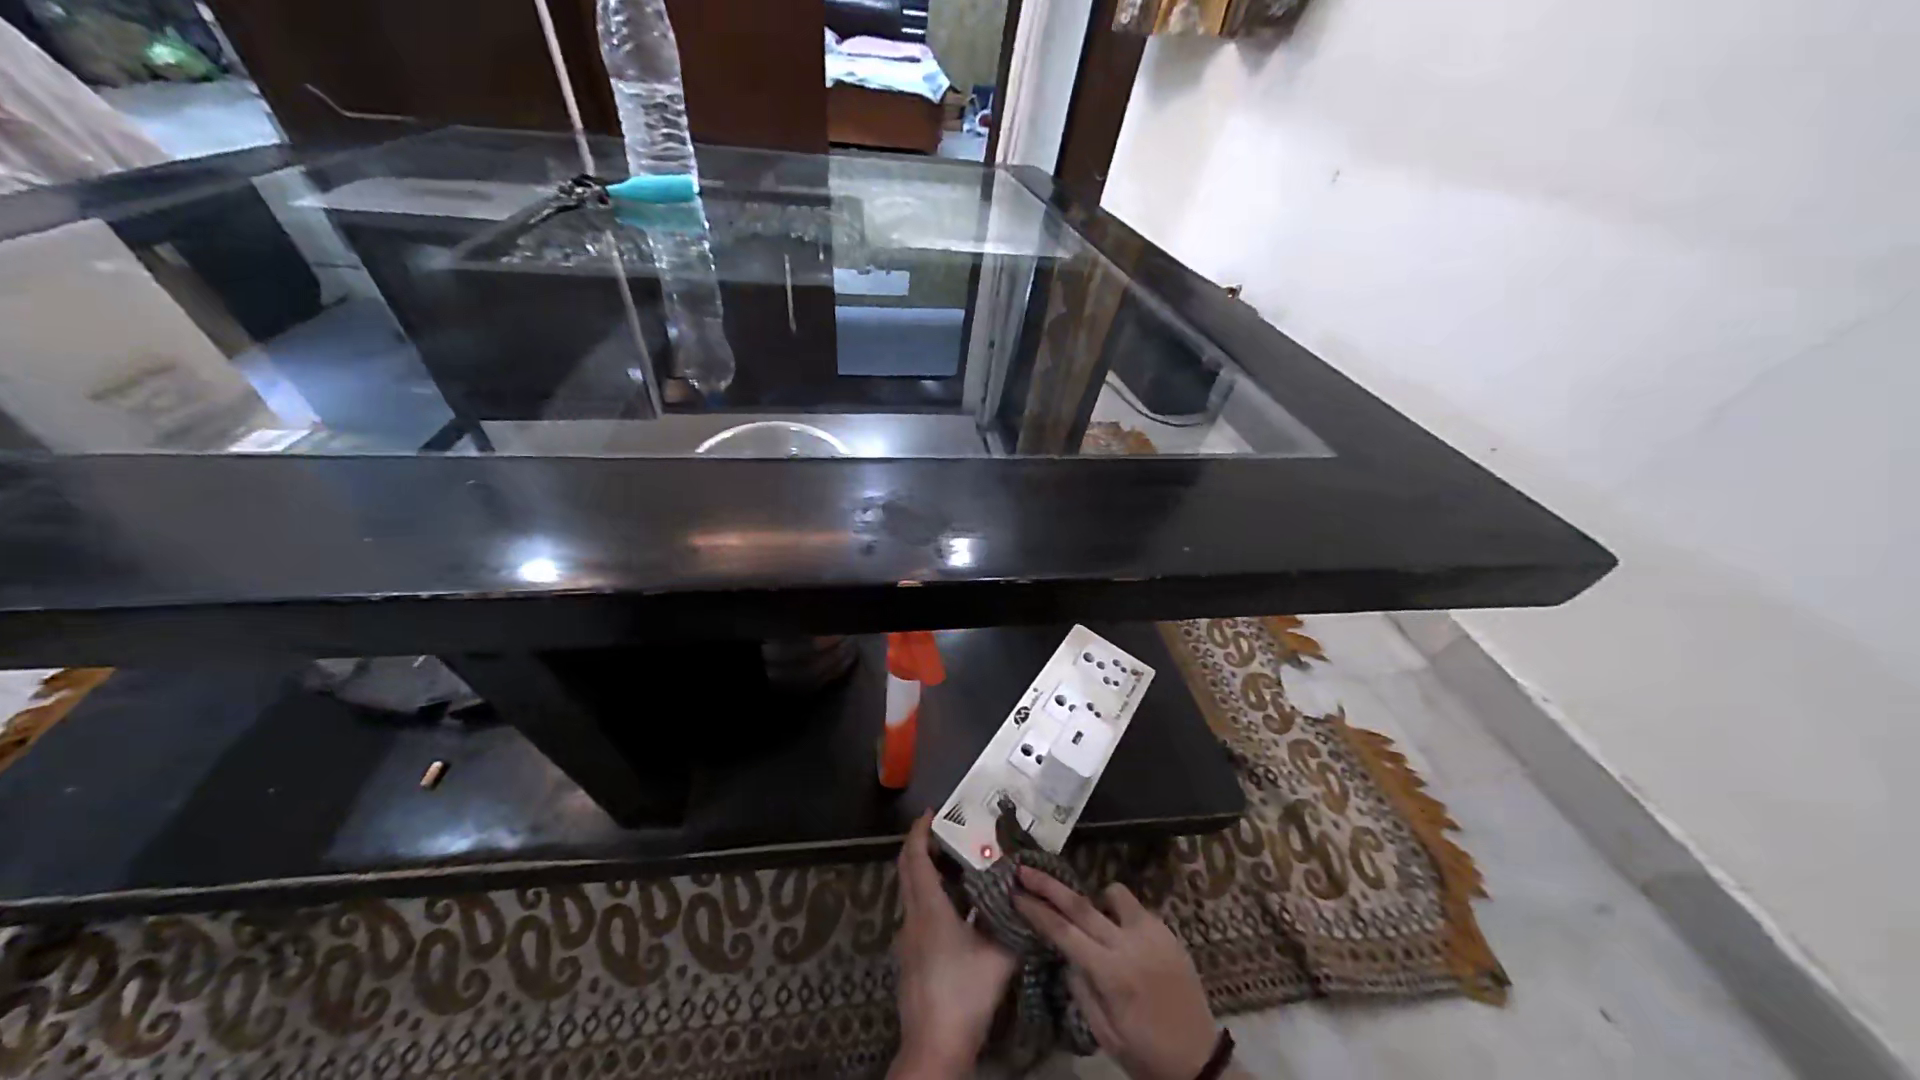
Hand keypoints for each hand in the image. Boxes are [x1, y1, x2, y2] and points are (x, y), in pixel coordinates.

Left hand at [889, 812, 1018, 1079]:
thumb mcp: (998, 957)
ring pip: (911, 891)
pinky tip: (956, 908)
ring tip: (957, 864)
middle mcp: (911, 917)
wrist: (934, 1047)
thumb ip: (1013, 923)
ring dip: (927, 872)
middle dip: (923, 846)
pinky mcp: (909, 957)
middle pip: (908, 870)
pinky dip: (930, 896)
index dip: (920, 831)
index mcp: (928, 909)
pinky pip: (916, 912)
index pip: (915, 858)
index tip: (932, 812)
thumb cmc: (965, 995)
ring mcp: (906, 939)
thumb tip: (1026, 897)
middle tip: (948, 832)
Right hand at [1013, 867, 1218, 1079]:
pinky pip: (1136, 910)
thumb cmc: (1145, 1053)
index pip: (1063, 932)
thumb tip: (1066, 955)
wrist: (1201, 1062)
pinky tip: (1121, 936)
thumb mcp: (1102, 1033)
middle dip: (1049, 885)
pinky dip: (1121, 915)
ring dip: (1094, 897)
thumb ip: (1080, 988)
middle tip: (1025, 868)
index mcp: (1110, 973)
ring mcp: (1152, 933)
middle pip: (1080, 904)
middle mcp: (1129, 944)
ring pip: (1114, 894)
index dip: (1036, 910)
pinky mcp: (1169, 932)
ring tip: (1090, 917)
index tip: (1015, 893)